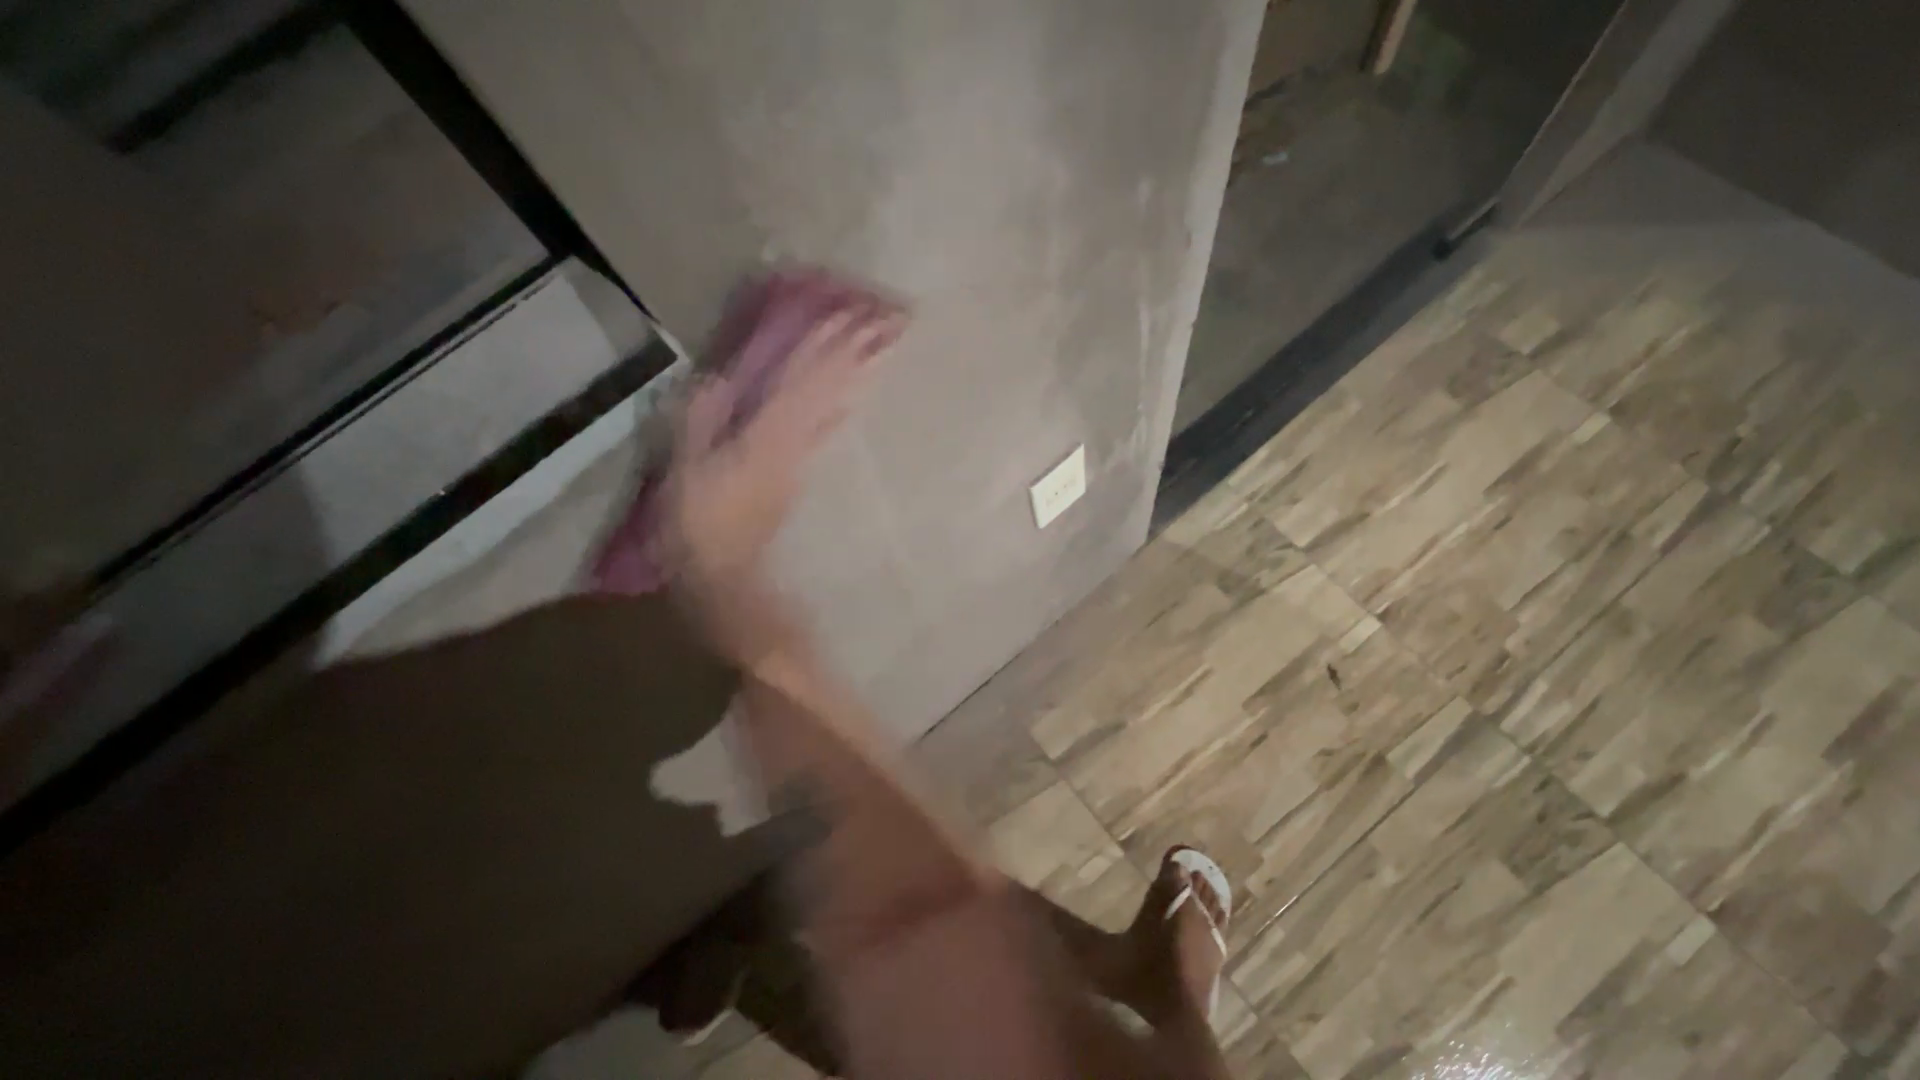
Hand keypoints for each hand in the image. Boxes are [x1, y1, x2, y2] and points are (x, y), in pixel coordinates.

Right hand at [667, 299, 904, 650]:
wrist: (725, 573)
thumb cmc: (697, 523)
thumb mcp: (685, 470)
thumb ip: (701, 420)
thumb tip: (718, 377)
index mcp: (765, 435)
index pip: (799, 378)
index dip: (822, 345)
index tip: (846, 313)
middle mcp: (792, 440)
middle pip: (828, 387)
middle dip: (854, 351)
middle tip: (884, 319)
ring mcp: (800, 456)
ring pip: (836, 404)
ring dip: (858, 373)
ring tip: (883, 345)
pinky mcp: (798, 471)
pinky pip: (827, 427)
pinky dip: (845, 403)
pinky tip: (856, 392)